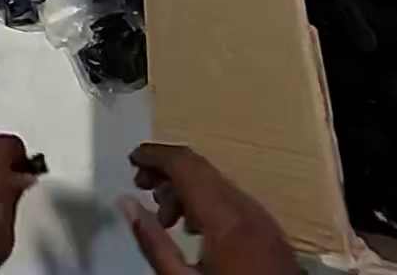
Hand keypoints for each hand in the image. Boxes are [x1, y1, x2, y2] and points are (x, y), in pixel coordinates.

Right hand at [118, 143, 299, 274]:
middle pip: (197, 165)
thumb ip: (153, 241)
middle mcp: (244, 205)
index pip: (181, 163)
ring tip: (165, 215)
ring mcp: (261, 218)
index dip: (152, 155)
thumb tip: (126, 202)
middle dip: (165, 168)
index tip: (130, 160)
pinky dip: (205, 199)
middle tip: (140, 185)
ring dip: (184, 185)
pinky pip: (231, 198)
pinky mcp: (271, 232)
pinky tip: (194, 227)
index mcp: (223, 215)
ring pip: (214, 180)